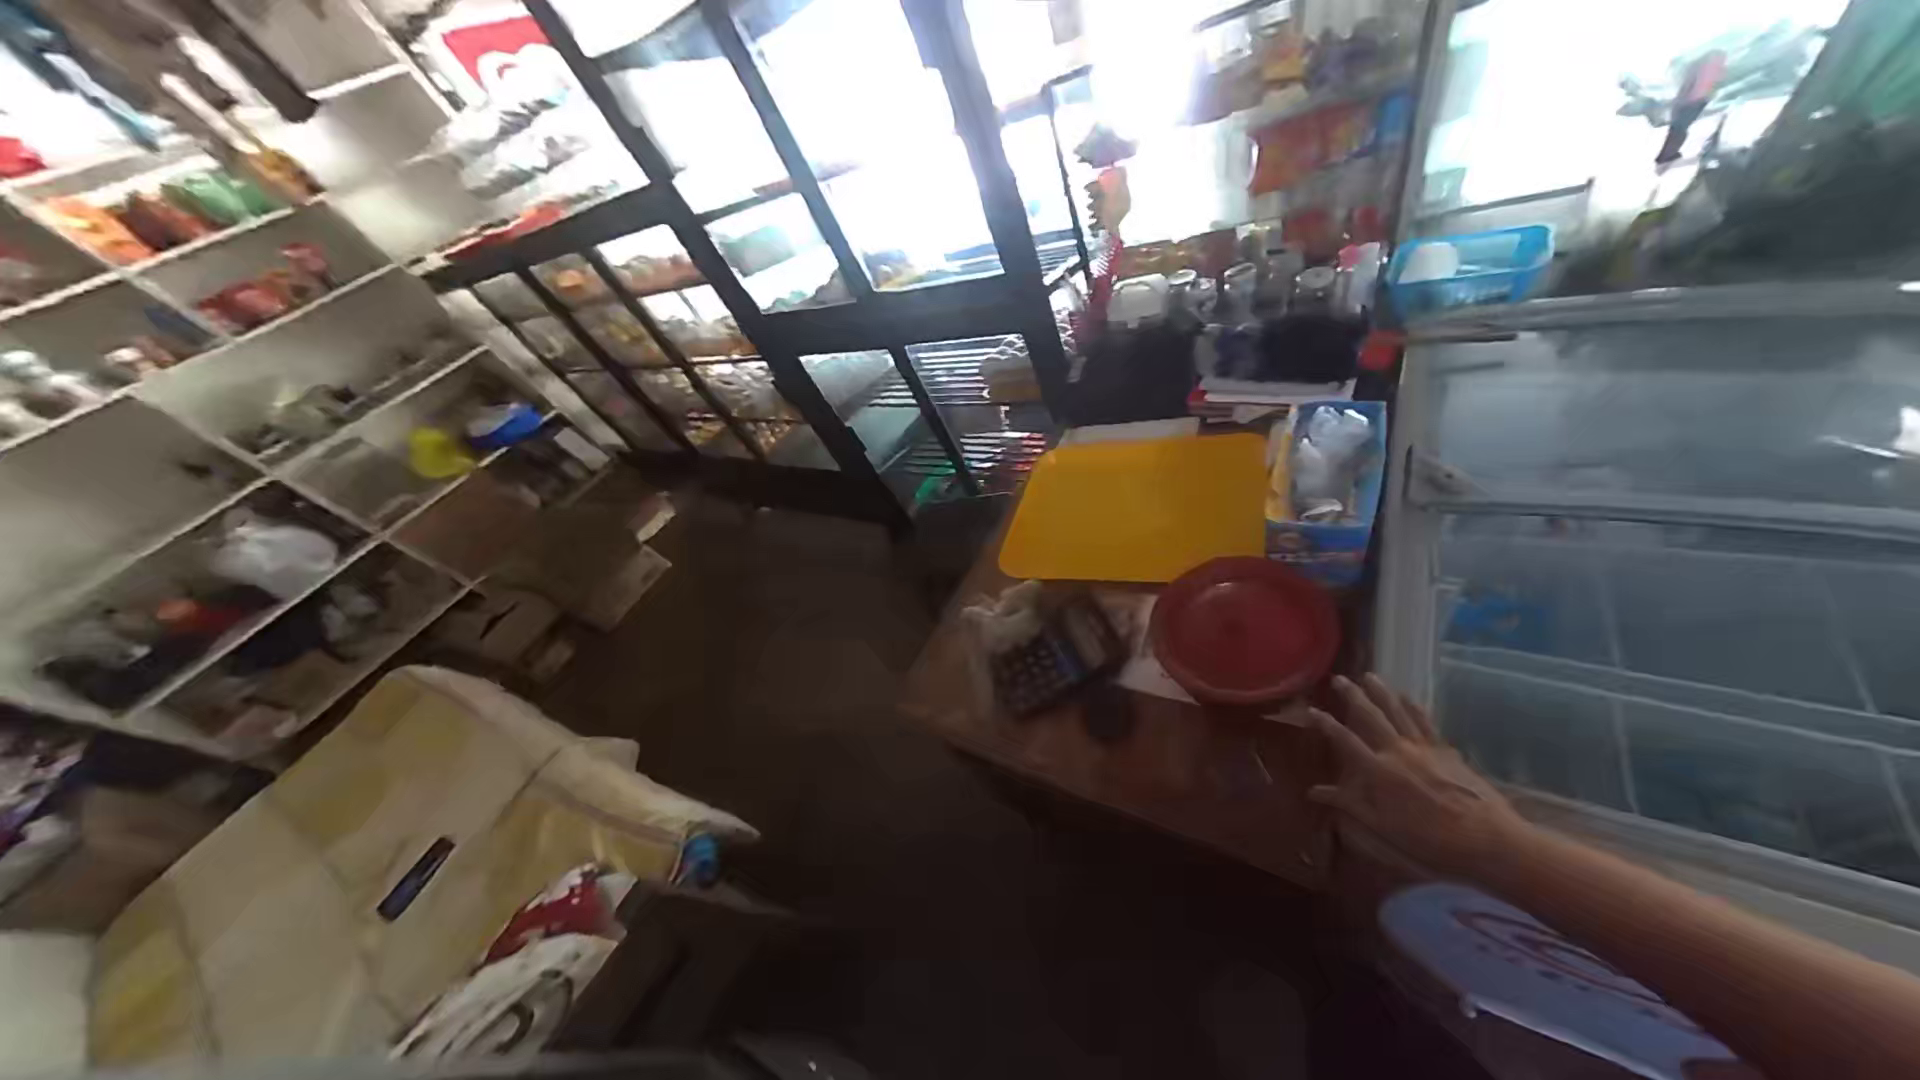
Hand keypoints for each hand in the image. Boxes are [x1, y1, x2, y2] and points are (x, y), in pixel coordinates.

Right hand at [1310, 673, 1532, 879]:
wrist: (1491, 842)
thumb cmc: (1431, 840)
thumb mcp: (1382, 827)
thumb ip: (1348, 804)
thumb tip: (1313, 792)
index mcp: (1378, 771)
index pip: (1344, 740)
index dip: (1325, 724)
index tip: (1311, 710)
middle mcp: (1398, 751)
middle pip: (1370, 717)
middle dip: (1352, 696)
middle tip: (1338, 678)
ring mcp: (1424, 748)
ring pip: (1398, 712)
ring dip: (1381, 692)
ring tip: (1369, 676)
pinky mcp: (1447, 752)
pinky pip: (1425, 722)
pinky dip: (1414, 707)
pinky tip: (1407, 696)